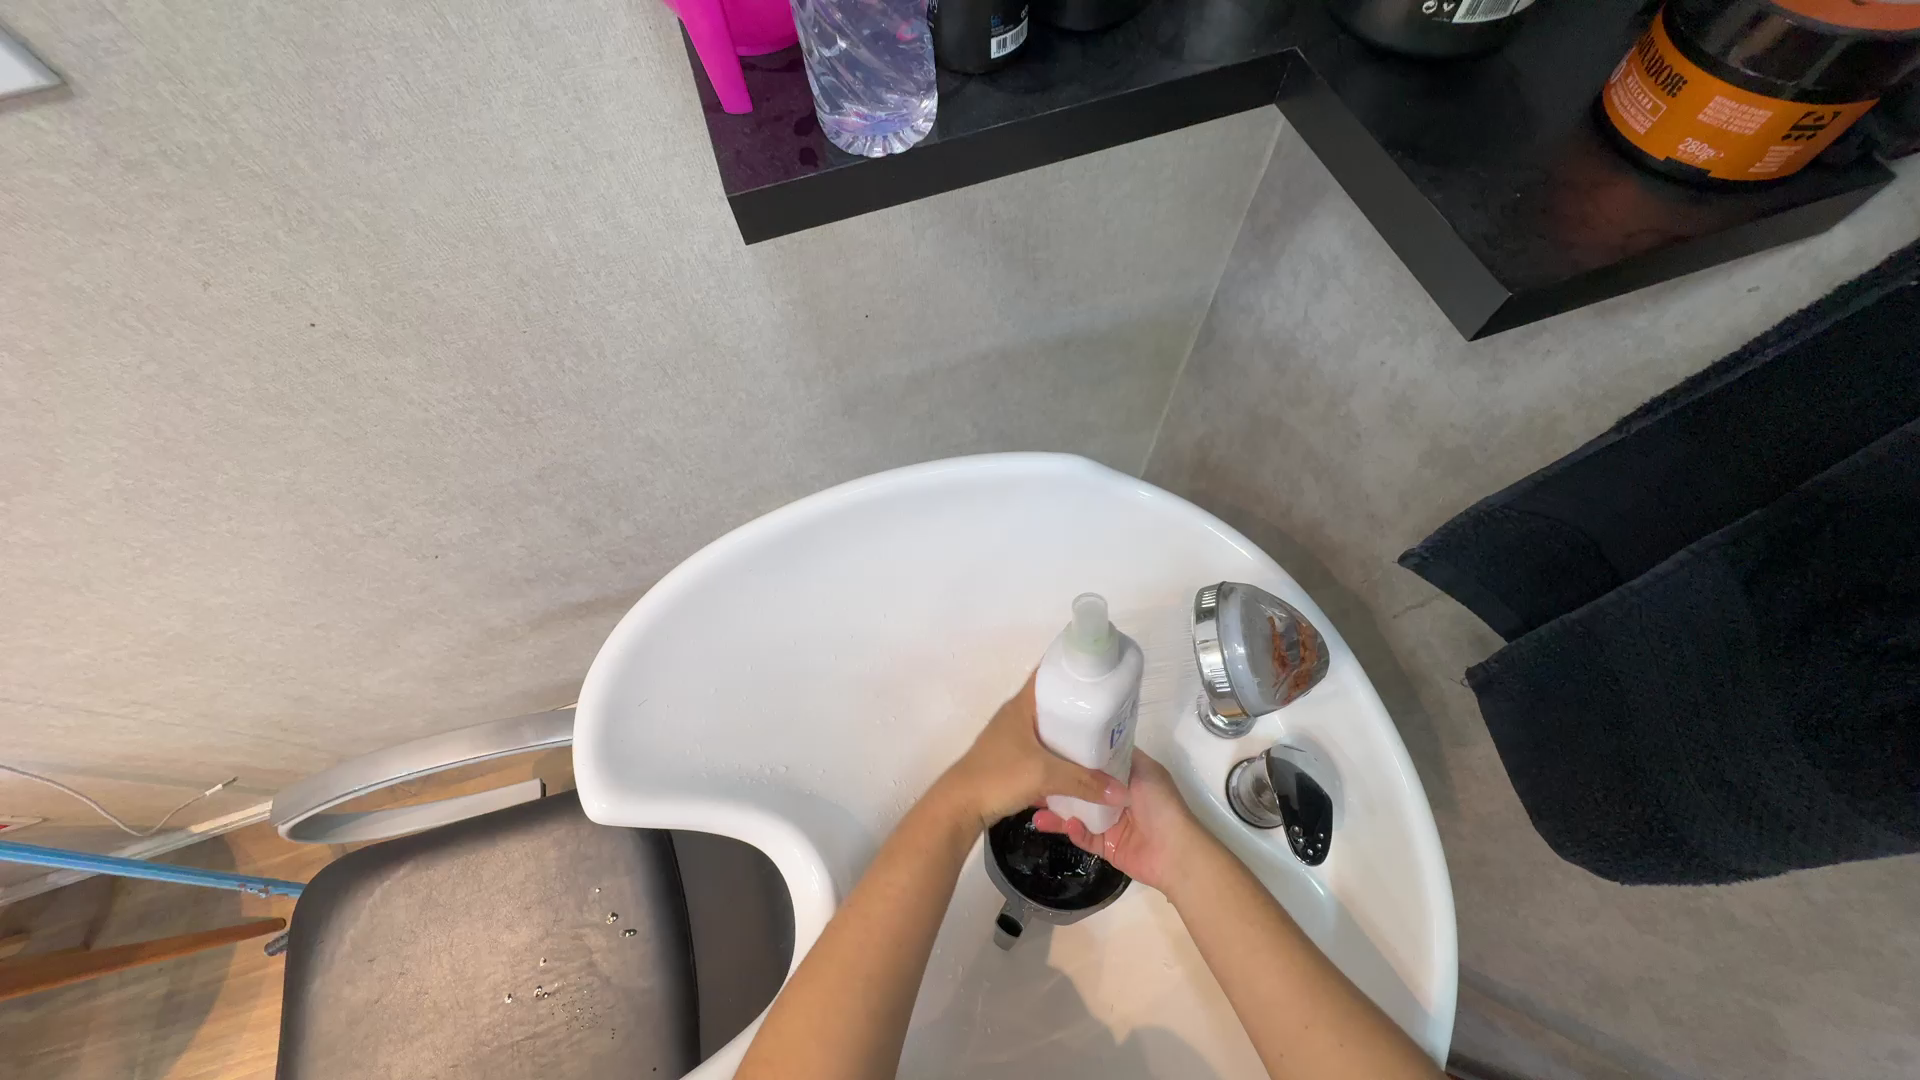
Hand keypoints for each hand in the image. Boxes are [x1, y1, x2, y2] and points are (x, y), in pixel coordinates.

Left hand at [936, 673, 1127, 832]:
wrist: (961, 805)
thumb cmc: (999, 776)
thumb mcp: (1045, 776)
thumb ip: (1084, 782)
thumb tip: (1123, 791)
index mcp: (1022, 706)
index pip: (1048, 673)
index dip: (1073, 667)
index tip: (1102, 670)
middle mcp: (1018, 716)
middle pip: (1054, 702)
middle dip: (1082, 705)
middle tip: (1113, 710)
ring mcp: (1014, 738)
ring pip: (1050, 729)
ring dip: (1072, 733)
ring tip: (1104, 737)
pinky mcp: (1014, 759)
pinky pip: (1045, 750)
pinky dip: (1062, 754)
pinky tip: (1082, 765)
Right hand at [1034, 749, 1212, 891]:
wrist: (1176, 853)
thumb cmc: (1161, 805)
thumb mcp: (1143, 770)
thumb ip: (1117, 758)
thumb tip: (1093, 738)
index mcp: (1126, 776)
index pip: (1096, 761)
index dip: (1075, 753)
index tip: (1050, 743)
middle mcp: (1115, 797)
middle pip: (1081, 786)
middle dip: (1058, 782)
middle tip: (1033, 775)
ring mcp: (1110, 822)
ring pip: (1077, 813)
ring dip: (1057, 810)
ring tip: (1034, 807)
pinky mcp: (1106, 845)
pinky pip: (1084, 837)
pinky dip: (1074, 831)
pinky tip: (1066, 826)